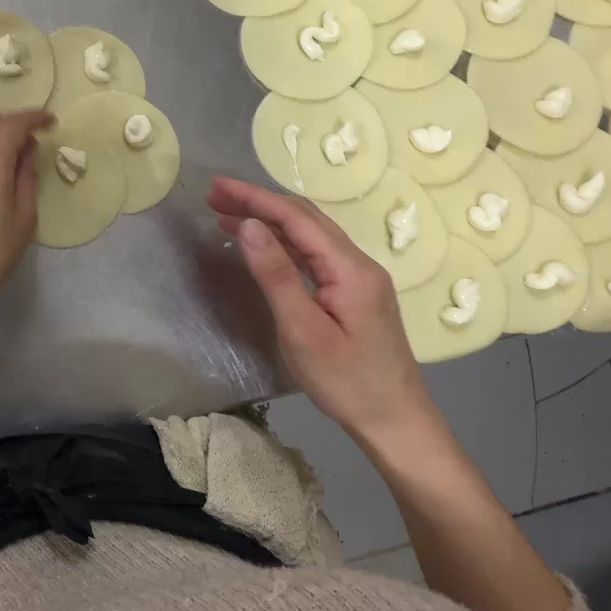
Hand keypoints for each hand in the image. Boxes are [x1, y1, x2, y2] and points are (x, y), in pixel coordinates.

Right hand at [208, 176, 438, 446]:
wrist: (395, 423)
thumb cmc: (346, 381)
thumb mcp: (303, 330)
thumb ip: (276, 274)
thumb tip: (249, 225)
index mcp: (350, 269)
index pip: (297, 219)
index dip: (255, 198)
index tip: (217, 187)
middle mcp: (358, 264)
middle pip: (304, 219)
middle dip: (258, 202)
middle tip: (214, 196)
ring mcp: (358, 278)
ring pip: (308, 235)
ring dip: (268, 220)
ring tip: (224, 214)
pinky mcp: (352, 293)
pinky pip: (312, 254)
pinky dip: (281, 242)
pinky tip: (258, 245)